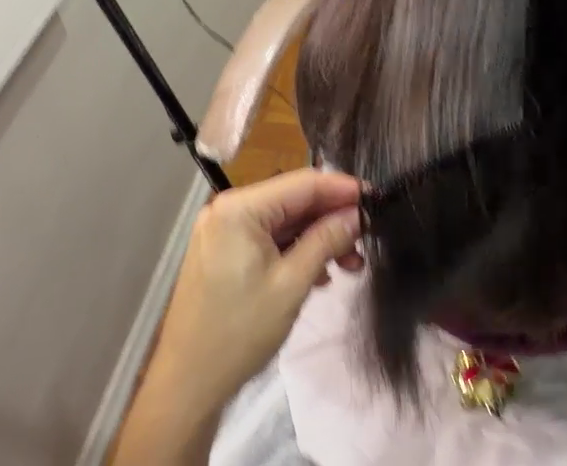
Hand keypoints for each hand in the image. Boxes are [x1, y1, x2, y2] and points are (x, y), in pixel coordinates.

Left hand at [150, 169, 363, 405]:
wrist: (188, 383)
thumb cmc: (240, 332)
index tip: (378, 200)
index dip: (344, 189)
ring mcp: (222, 231)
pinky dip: (295, 250)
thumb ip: (326, 240)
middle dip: (332, 219)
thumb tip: (357, 214)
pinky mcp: (223, 252)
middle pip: (294, 200)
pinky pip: (268, 238)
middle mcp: (228, 209)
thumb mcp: (292, 284)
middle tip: (366, 242)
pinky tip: (319, 274)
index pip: (304, 183)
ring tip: (349, 265)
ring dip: (317, 238)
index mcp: (240, 209)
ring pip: (284, 221)